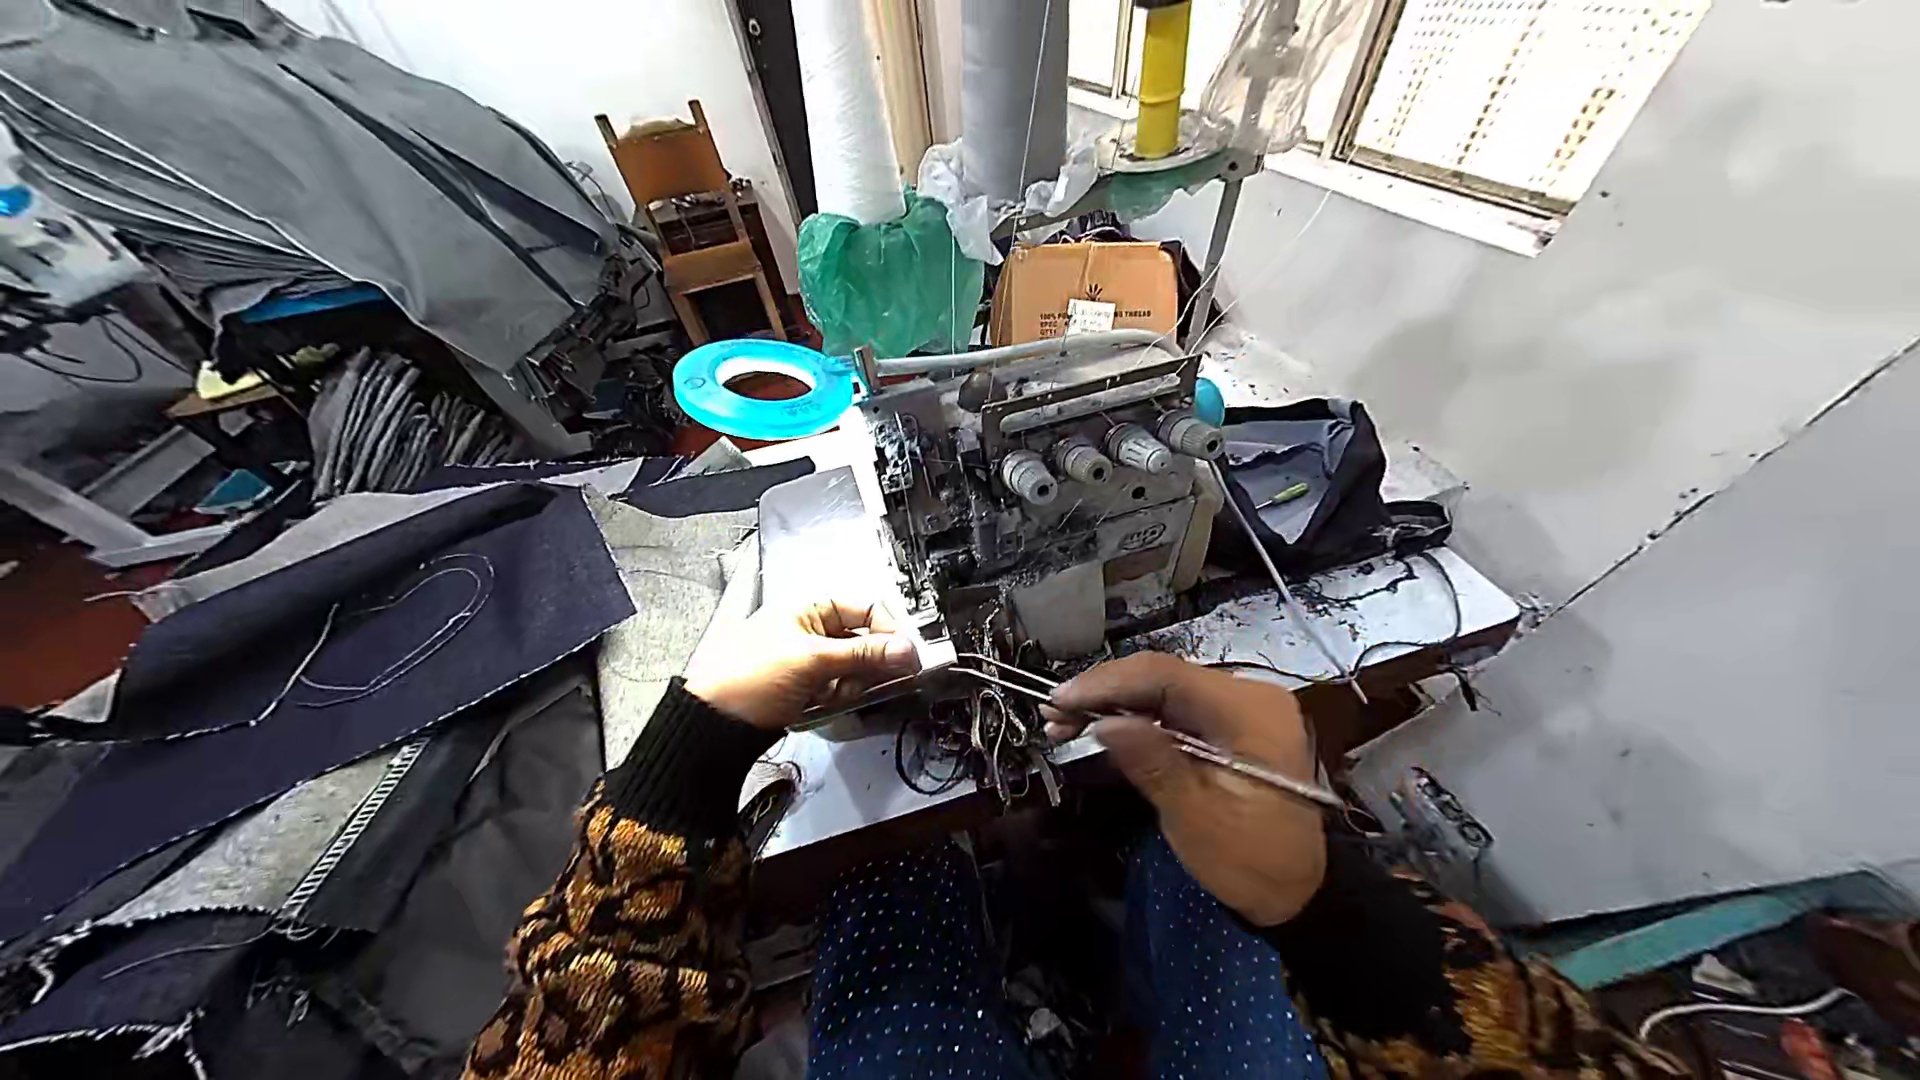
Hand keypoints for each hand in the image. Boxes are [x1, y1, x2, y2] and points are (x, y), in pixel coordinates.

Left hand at [683, 598, 921, 729]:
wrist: (712, 724)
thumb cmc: (751, 677)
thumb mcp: (814, 660)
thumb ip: (864, 654)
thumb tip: (907, 649)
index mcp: (811, 608)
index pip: (866, 609)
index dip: (888, 631)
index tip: (905, 656)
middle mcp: (814, 630)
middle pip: (864, 640)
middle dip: (871, 662)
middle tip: (875, 681)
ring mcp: (811, 660)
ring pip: (855, 667)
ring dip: (854, 683)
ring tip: (836, 695)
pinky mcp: (808, 687)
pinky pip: (840, 687)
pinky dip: (841, 696)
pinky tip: (826, 704)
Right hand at [1045, 653, 1325, 925]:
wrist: (1301, 894)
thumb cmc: (1254, 864)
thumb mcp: (1200, 820)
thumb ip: (1154, 764)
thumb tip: (1104, 723)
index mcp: (1250, 711)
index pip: (1166, 676)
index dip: (1107, 682)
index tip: (1061, 698)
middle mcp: (1247, 694)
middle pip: (1161, 676)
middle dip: (1103, 691)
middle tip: (1054, 711)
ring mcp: (1237, 705)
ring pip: (1160, 687)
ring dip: (1111, 702)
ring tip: (1064, 720)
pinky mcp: (1224, 721)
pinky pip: (1170, 706)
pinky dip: (1133, 715)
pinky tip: (1099, 725)